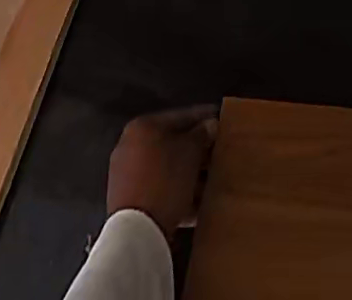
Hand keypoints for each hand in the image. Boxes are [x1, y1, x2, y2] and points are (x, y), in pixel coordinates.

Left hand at [106, 105, 219, 239]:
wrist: (136, 234)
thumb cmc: (165, 180)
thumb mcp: (190, 152)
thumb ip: (202, 135)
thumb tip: (211, 125)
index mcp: (143, 127)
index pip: (181, 116)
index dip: (204, 116)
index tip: (223, 119)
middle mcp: (131, 146)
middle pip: (173, 143)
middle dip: (198, 148)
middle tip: (222, 150)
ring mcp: (128, 176)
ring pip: (168, 169)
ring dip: (191, 173)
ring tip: (216, 178)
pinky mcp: (131, 202)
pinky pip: (161, 190)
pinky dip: (180, 193)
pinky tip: (201, 203)